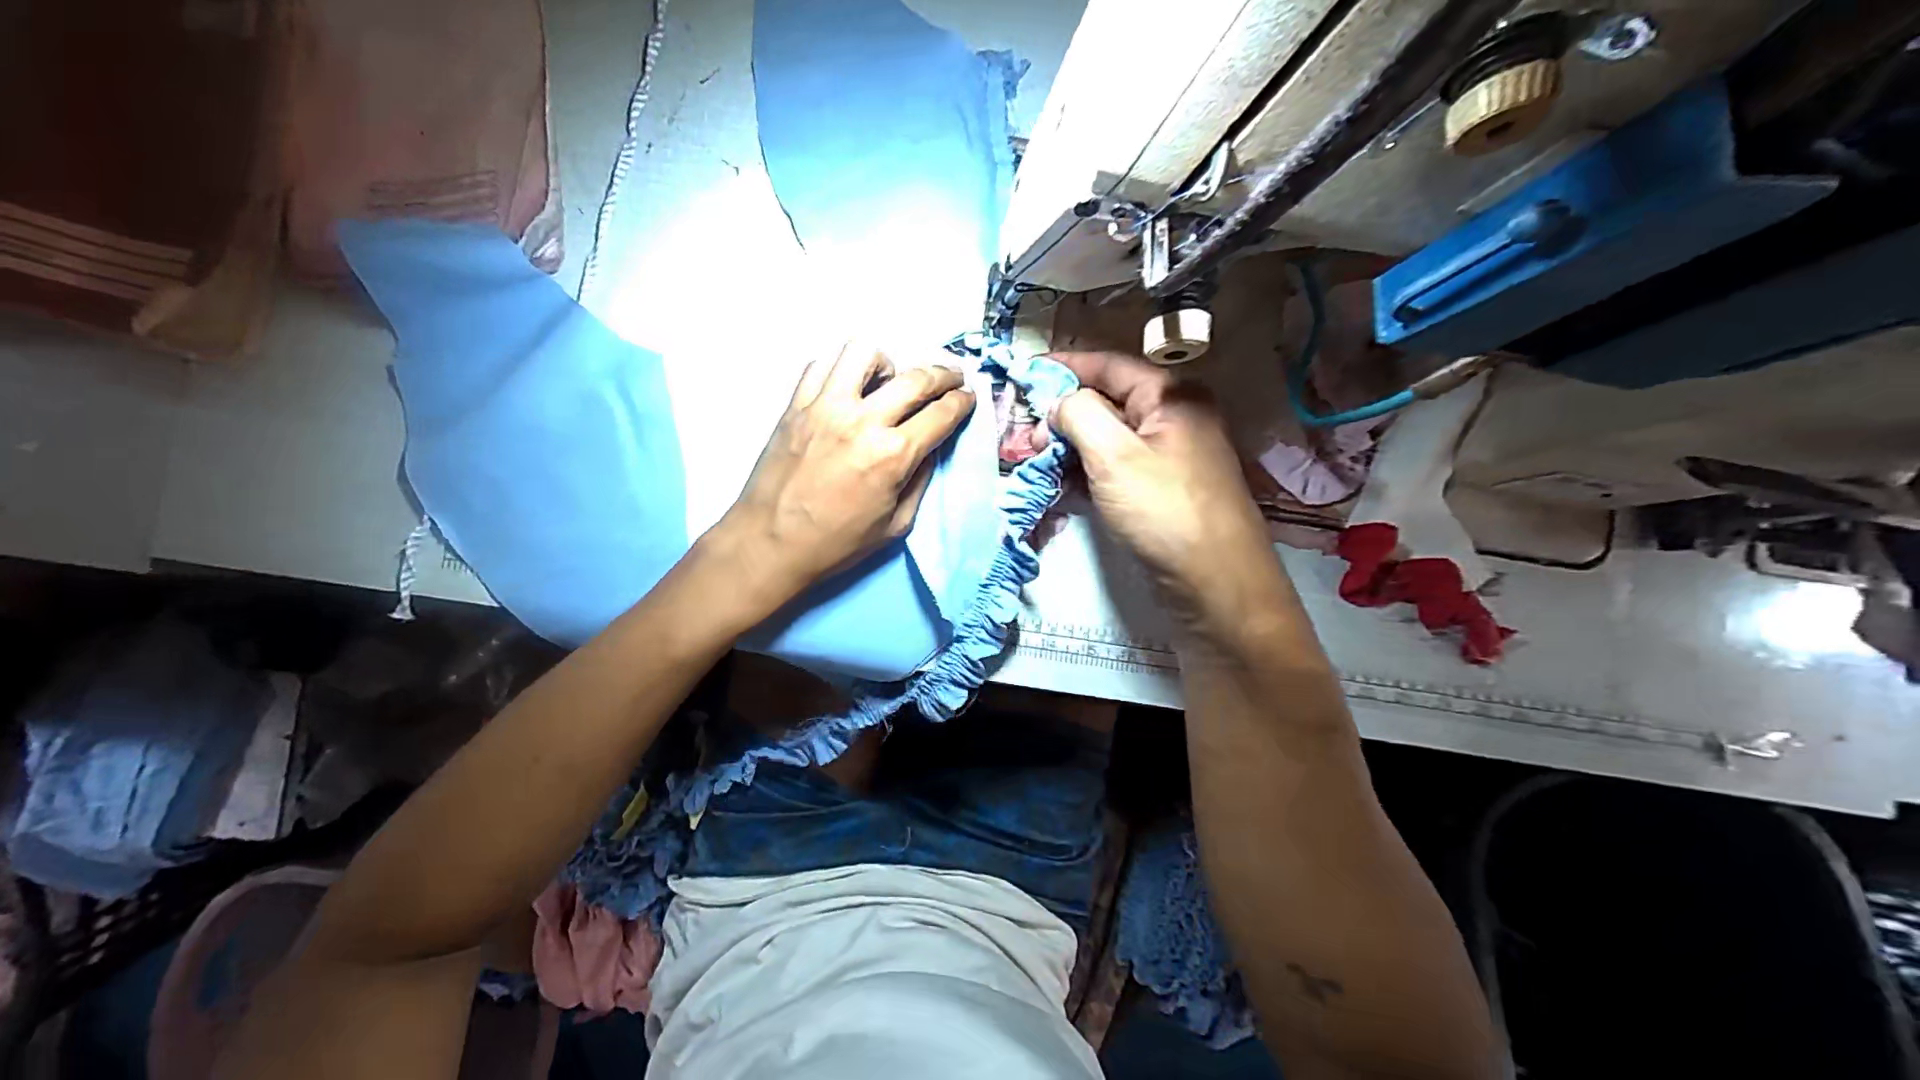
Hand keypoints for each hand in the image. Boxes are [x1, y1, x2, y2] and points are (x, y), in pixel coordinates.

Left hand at [710, 342, 974, 607]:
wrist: (770, 544)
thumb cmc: (836, 544)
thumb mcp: (896, 525)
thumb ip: (920, 480)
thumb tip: (930, 447)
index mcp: (893, 456)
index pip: (941, 414)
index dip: (962, 402)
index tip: (969, 397)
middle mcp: (862, 421)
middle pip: (915, 378)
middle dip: (944, 374)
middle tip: (951, 377)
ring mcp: (825, 407)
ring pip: (864, 352)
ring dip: (887, 362)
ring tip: (890, 379)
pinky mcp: (795, 405)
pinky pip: (821, 364)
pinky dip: (842, 369)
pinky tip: (848, 387)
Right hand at [1048, 351, 1287, 635]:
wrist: (1214, 583)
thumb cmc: (1166, 511)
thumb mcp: (1115, 456)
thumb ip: (1079, 414)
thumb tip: (1058, 401)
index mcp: (1171, 396)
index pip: (1109, 365)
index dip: (1064, 367)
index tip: (1024, 375)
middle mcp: (1173, 418)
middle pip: (1106, 402)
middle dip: (1061, 415)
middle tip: (1024, 436)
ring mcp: (1168, 456)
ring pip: (1107, 438)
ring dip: (1069, 446)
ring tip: (1034, 460)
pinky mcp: (1159, 489)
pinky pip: (1115, 468)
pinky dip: (1086, 471)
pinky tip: (1059, 483)